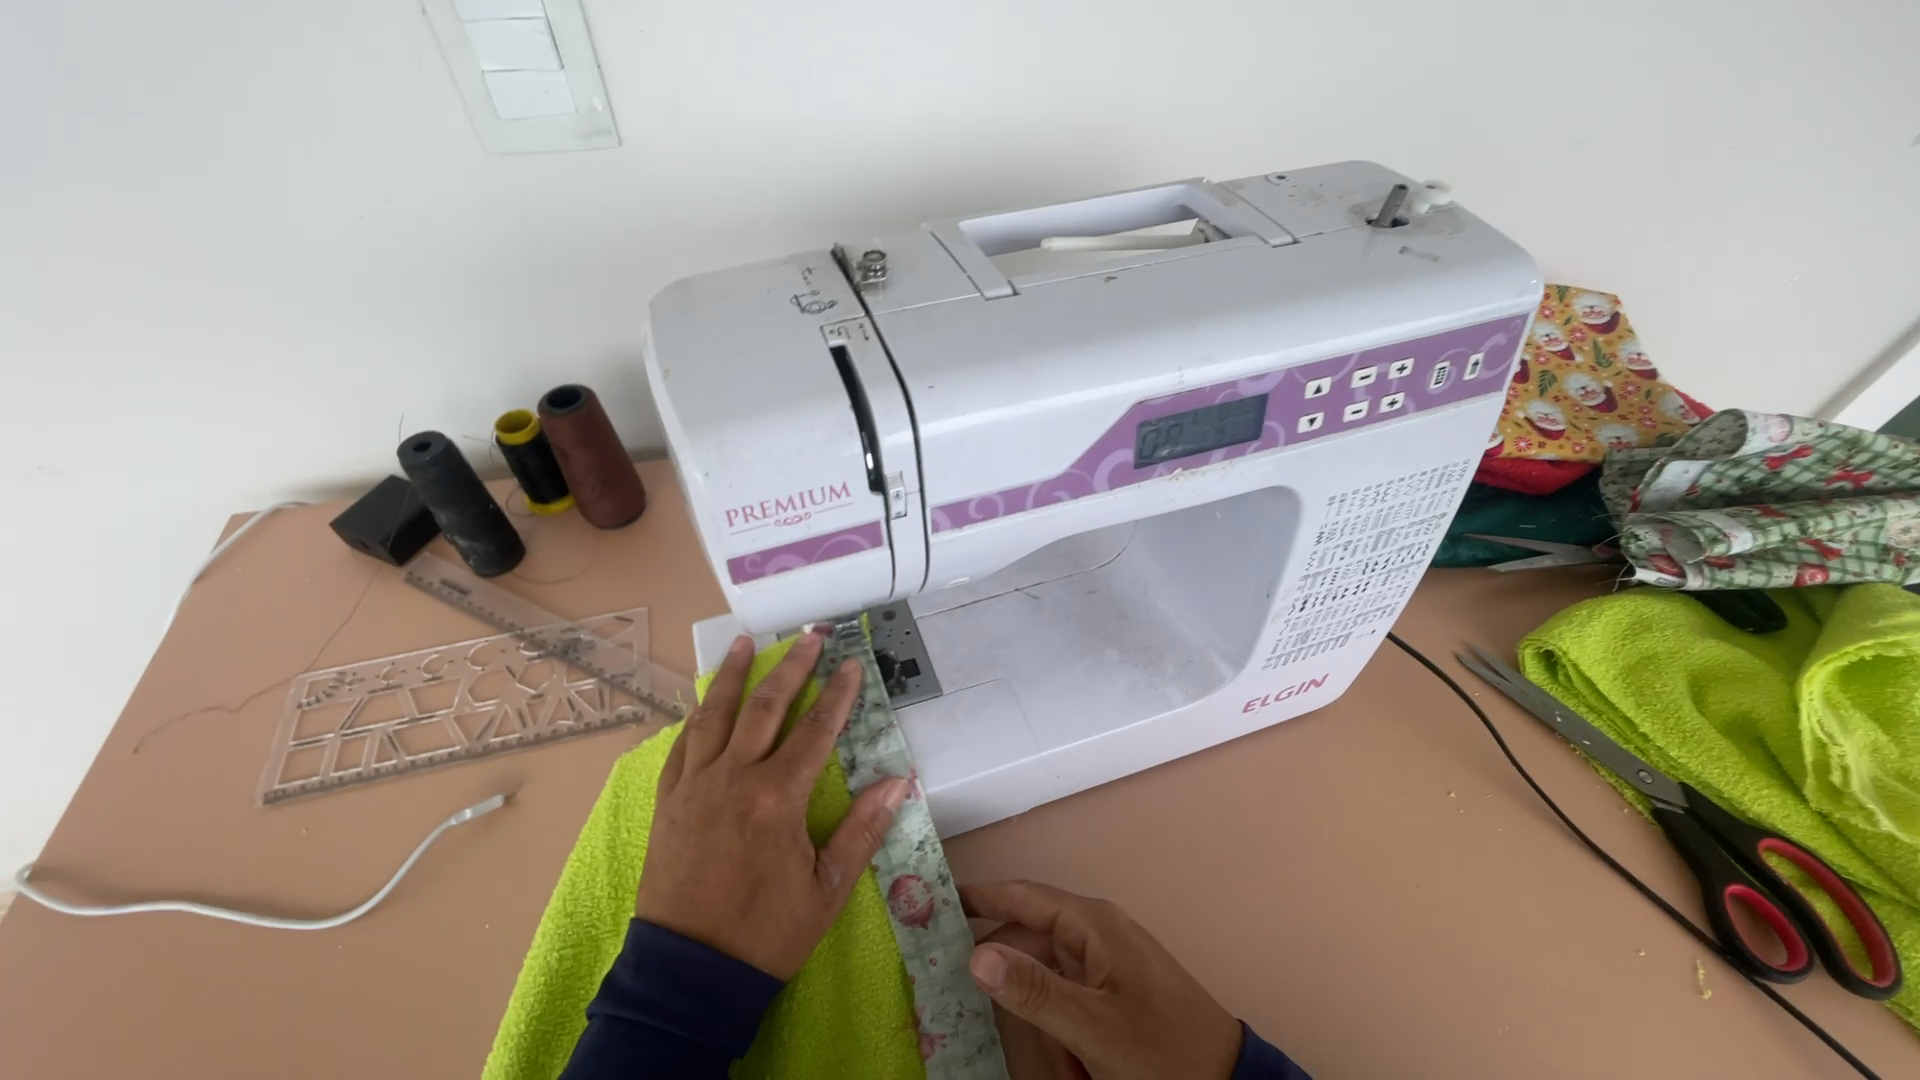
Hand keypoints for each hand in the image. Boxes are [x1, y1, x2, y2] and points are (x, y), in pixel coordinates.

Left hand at [636, 630, 910, 979]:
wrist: (688, 973)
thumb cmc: (766, 933)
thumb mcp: (828, 889)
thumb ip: (863, 829)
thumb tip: (900, 782)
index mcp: (776, 798)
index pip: (815, 731)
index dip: (837, 694)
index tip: (850, 663)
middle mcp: (733, 778)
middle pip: (766, 707)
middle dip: (792, 668)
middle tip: (809, 637)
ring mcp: (695, 786)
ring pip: (716, 715)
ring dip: (735, 675)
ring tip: (747, 643)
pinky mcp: (669, 802)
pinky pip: (682, 746)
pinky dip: (697, 717)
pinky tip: (705, 702)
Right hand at [964, 881, 1242, 1079]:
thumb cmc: (1161, 1048)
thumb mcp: (1092, 1026)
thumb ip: (1032, 990)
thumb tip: (976, 954)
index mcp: (1092, 923)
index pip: (1022, 895)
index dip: (980, 895)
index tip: (939, 899)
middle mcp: (1097, 930)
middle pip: (1030, 937)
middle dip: (1010, 974)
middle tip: (967, 991)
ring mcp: (1108, 958)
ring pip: (1048, 974)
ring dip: (1043, 1016)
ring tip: (1063, 1062)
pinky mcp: (1115, 986)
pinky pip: (1070, 995)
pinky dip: (1061, 1025)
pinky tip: (1073, 1062)